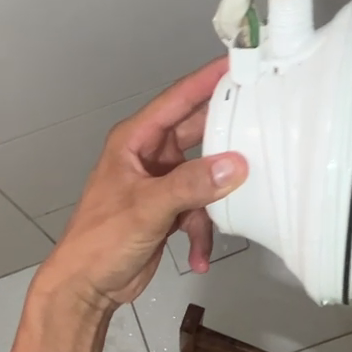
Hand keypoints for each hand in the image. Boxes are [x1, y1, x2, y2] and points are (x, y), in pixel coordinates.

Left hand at [35, 60, 247, 313]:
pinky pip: (198, 212)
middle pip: (196, 134)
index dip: (207, 80)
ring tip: (238, 206)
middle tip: (265, 120)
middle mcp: (149, 157)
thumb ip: (191, 185)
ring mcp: (160, 185)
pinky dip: (202, 234)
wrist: (86, 287)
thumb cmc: (102, 240)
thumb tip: (235, 165)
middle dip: (225, 134)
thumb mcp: (147, 208)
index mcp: (134, 141)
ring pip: (203, 176)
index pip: (176, 100)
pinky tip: (199, 258)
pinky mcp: (168, 212)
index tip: (240, 63)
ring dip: (216, 198)